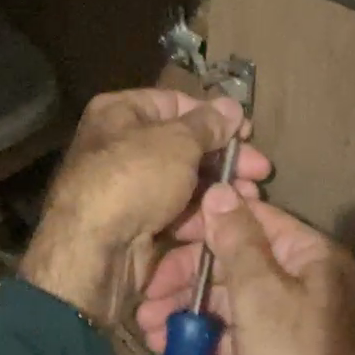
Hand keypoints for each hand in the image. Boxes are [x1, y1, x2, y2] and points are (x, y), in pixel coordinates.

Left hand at [19, 89, 269, 328]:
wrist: (94, 251)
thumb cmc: (134, 179)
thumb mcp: (177, 142)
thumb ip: (207, 125)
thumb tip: (231, 106)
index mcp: (119, 113)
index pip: (174, 103)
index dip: (213, 117)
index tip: (247, 133)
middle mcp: (119, 145)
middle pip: (182, 145)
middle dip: (224, 159)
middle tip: (259, 172)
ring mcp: (127, 188)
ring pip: (183, 181)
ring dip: (218, 189)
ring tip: (250, 198)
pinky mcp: (136, 223)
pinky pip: (174, 212)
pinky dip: (200, 214)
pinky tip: (226, 220)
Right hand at [138, 187, 354, 354]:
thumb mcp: (261, 293)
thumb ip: (237, 240)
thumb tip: (220, 189)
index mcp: (308, 255)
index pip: (251, 218)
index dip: (206, 222)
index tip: (163, 231)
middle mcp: (300, 280)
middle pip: (234, 258)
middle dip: (187, 273)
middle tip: (146, 293)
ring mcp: (285, 319)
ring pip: (227, 295)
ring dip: (185, 305)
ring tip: (145, 325)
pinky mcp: (270, 353)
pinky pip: (230, 329)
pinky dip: (200, 332)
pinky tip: (166, 343)